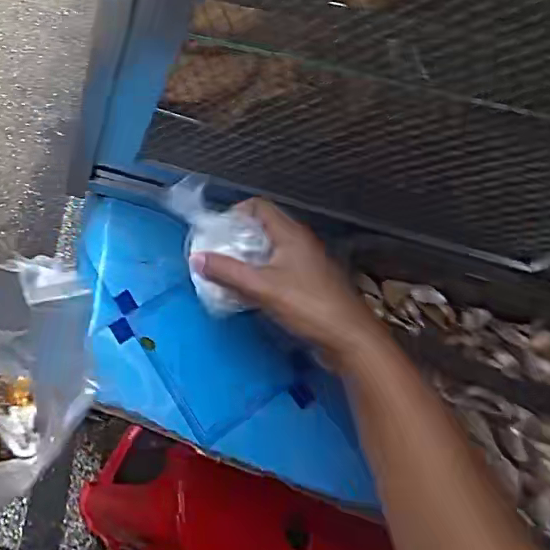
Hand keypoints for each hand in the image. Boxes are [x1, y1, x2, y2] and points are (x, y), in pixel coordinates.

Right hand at [190, 198, 386, 366]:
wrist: (354, 343)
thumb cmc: (310, 307)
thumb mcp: (261, 287)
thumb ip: (226, 271)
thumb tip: (196, 258)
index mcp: (291, 234)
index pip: (258, 206)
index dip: (235, 213)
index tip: (217, 231)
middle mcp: (301, 243)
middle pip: (263, 227)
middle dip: (237, 238)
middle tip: (218, 252)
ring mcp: (309, 264)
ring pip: (271, 250)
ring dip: (248, 258)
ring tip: (229, 273)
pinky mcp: (312, 285)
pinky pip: (280, 269)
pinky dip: (262, 274)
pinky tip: (251, 292)